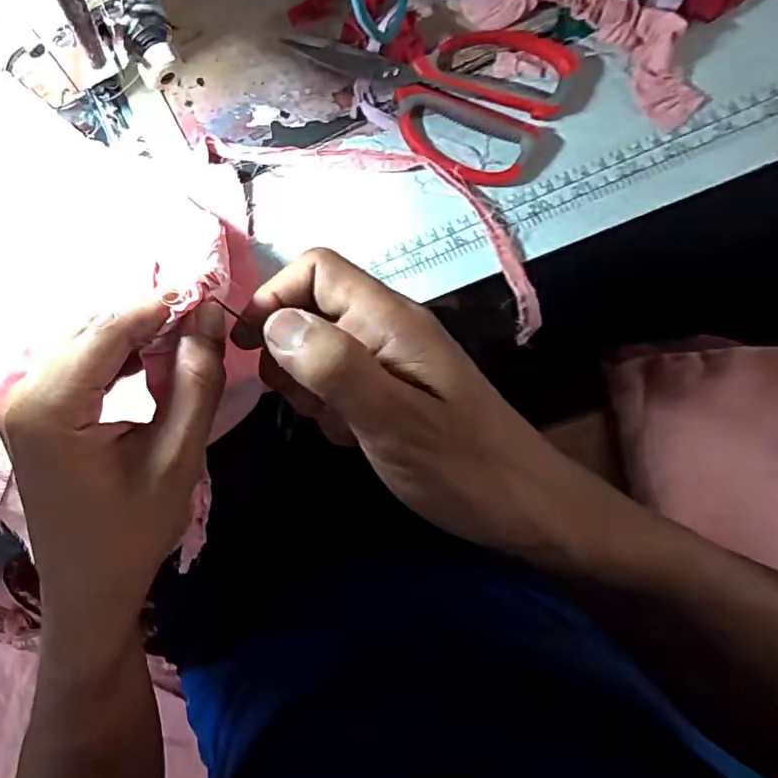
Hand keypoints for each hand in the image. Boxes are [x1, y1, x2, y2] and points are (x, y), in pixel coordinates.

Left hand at [0, 298, 227, 647]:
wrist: (87, 592)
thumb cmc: (132, 534)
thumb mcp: (176, 457)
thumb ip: (195, 382)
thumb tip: (207, 315)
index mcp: (48, 408)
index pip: (107, 331)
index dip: (159, 306)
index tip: (206, 294)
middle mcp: (22, 394)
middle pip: (93, 331)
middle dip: (149, 320)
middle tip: (202, 323)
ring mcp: (21, 402)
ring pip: (86, 343)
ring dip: (135, 338)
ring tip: (183, 346)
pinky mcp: (31, 412)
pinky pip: (78, 365)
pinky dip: (117, 358)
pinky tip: (151, 367)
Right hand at [231, 249, 590, 556]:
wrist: (527, 510)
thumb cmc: (463, 467)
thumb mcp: (393, 420)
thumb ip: (334, 366)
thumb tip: (276, 323)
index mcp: (389, 318)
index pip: (316, 268)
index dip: (274, 297)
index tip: (250, 348)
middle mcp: (388, 326)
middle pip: (312, 306)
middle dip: (287, 350)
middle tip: (302, 402)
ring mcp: (392, 356)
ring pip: (320, 345)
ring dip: (307, 382)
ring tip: (332, 423)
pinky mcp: (393, 386)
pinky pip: (340, 378)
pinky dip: (330, 404)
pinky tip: (351, 436)